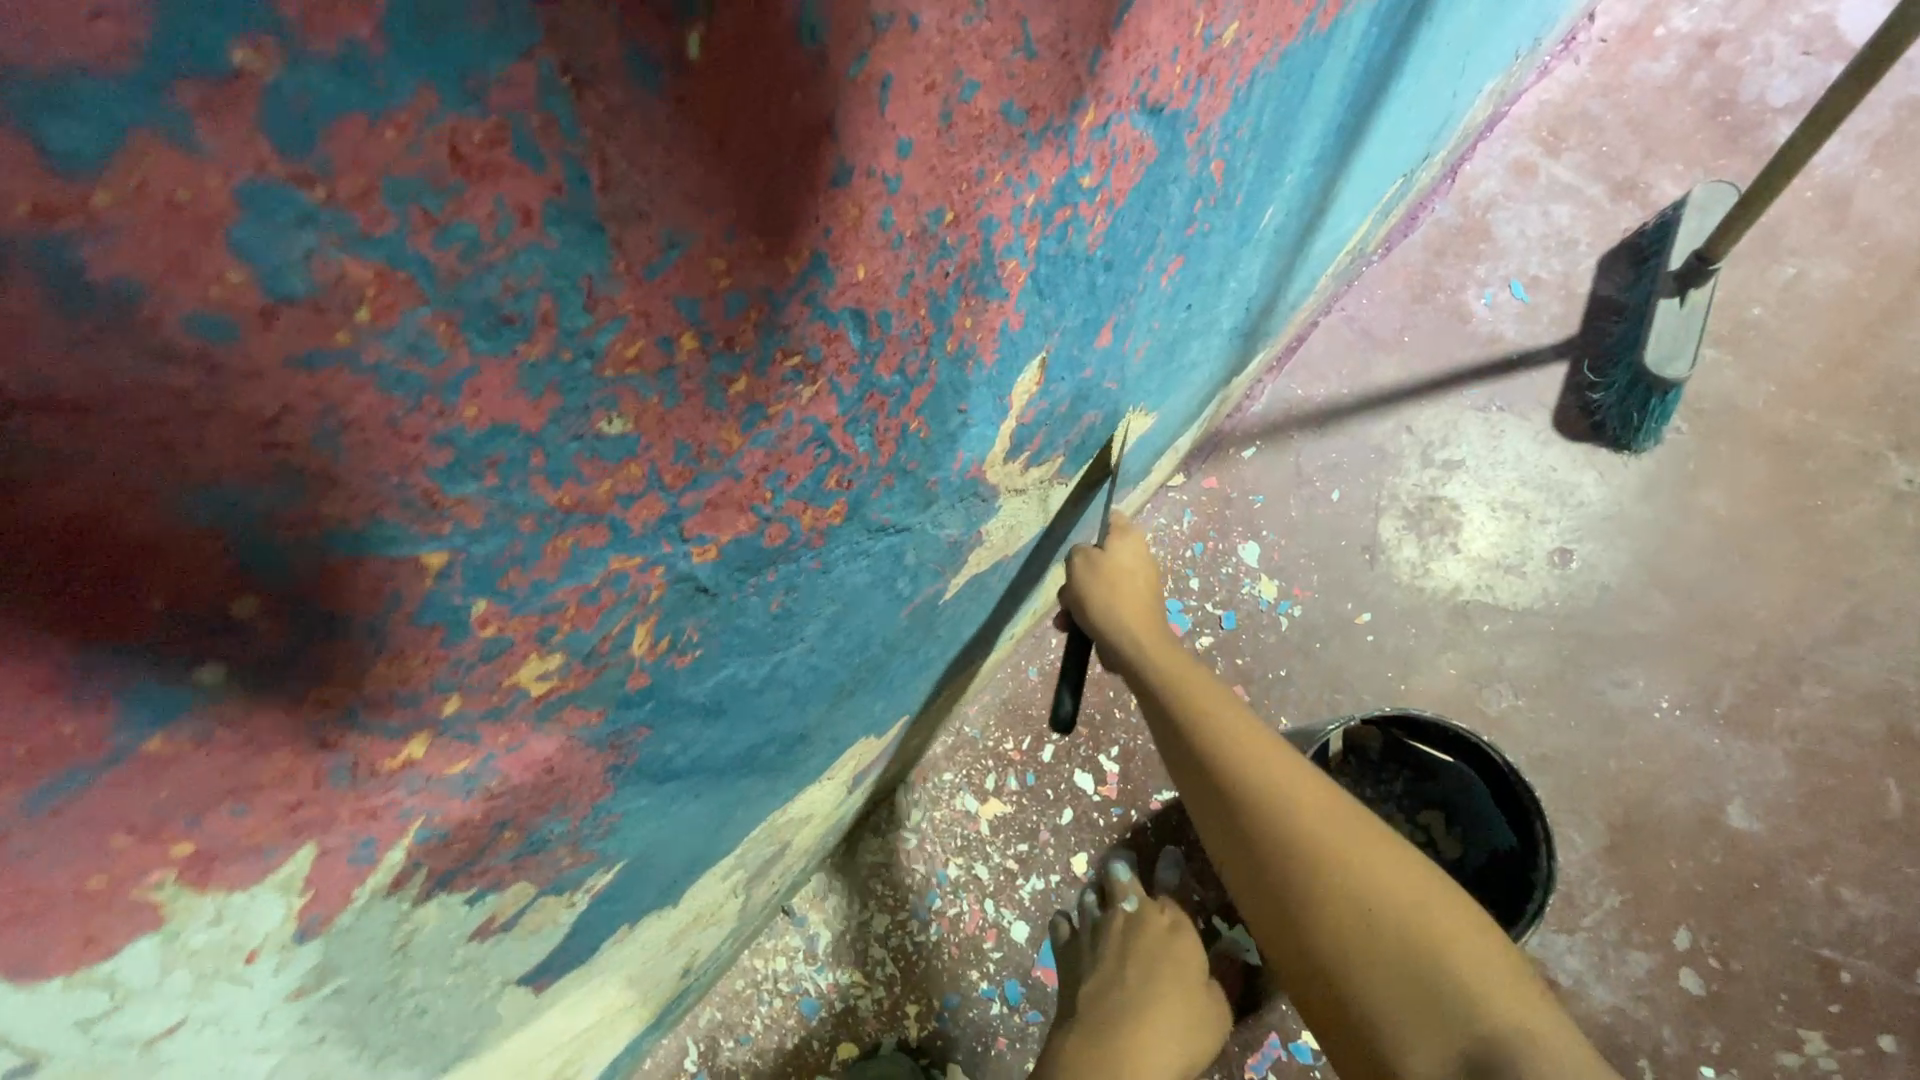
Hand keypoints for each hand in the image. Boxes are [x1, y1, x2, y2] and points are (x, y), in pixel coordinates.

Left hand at [1033, 852, 1231, 1079]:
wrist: (1111, 1049)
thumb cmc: (1174, 1031)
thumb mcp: (1217, 1012)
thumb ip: (1223, 977)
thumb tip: (1231, 950)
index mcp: (1171, 922)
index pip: (1172, 882)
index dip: (1171, 865)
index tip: (1169, 853)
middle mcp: (1129, 913)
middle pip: (1121, 874)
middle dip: (1122, 864)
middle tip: (1123, 860)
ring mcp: (1093, 928)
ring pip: (1090, 894)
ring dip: (1094, 892)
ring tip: (1096, 892)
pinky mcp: (1066, 949)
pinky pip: (1062, 924)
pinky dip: (1065, 922)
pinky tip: (1065, 922)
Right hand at [1058, 511, 1176, 676]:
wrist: (1134, 645)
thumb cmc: (1105, 595)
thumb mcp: (1078, 562)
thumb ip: (1077, 550)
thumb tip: (1084, 558)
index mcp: (1128, 537)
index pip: (1109, 517)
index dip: (1089, 526)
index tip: (1072, 543)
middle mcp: (1138, 556)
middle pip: (1098, 557)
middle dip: (1076, 575)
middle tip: (1067, 589)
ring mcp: (1138, 585)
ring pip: (1098, 584)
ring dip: (1077, 600)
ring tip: (1065, 617)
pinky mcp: (1134, 610)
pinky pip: (1105, 605)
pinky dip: (1089, 615)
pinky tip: (1072, 629)